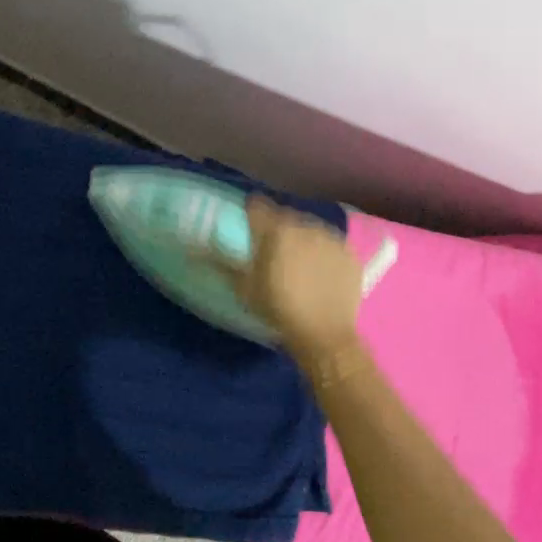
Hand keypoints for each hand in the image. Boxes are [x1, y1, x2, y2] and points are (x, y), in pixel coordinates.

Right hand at [232, 197, 366, 373]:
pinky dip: (323, 252)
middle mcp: (305, 225)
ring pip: (310, 228)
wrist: (325, 336)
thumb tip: (191, 246)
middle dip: (278, 229)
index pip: (257, 206)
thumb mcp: (244, 288)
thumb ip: (219, 261)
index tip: (248, 228)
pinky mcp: (350, 252)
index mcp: (275, 230)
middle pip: (285, 217)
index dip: (251, 214)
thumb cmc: (278, 310)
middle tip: (272, 254)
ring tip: (298, 265)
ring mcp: (331, 237)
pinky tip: (320, 273)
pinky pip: (331, 244)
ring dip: (302, 239)